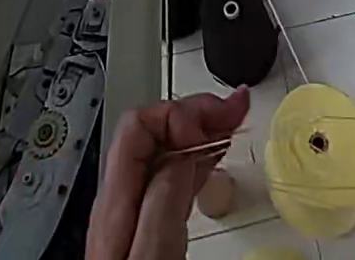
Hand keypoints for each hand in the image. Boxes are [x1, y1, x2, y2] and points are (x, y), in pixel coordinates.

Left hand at [87, 89, 250, 259]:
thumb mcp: (153, 256)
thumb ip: (165, 198)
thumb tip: (184, 152)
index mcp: (119, 199)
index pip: (140, 124)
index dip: (179, 115)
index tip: (211, 130)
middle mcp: (124, 196)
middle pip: (155, 128)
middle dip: (198, 111)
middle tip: (235, 110)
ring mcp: (137, 207)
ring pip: (168, 146)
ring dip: (203, 126)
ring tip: (234, 119)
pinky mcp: (151, 220)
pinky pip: (175, 169)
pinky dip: (201, 151)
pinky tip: (217, 150)